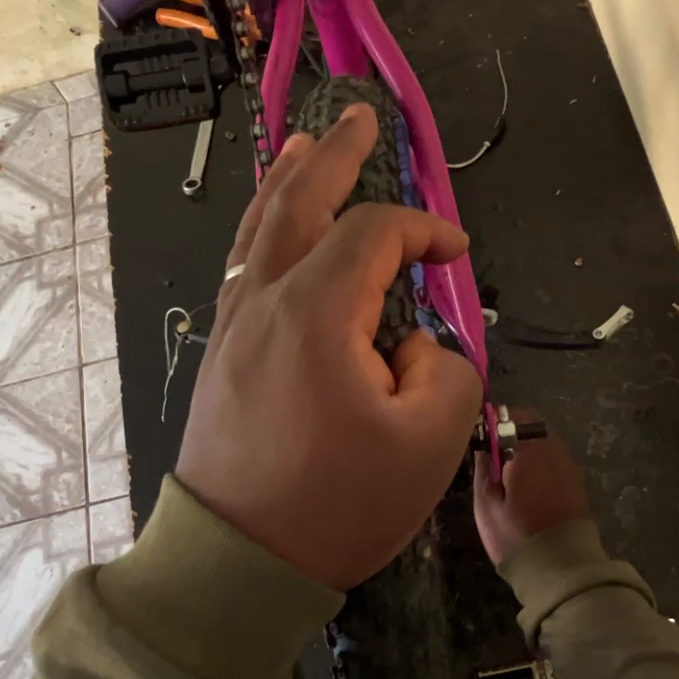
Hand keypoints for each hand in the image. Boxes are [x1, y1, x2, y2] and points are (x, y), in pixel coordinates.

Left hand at [175, 105, 483, 591]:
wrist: (238, 562)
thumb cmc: (337, 505)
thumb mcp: (430, 443)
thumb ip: (445, 370)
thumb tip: (411, 345)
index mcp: (317, 312)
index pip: (374, 234)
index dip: (422, 229)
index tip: (456, 251)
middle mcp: (266, 301)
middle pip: (299, 204)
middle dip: (335, 157)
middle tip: (357, 116)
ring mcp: (234, 325)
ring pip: (258, 231)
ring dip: (286, 183)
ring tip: (301, 145)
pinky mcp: (221, 354)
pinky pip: (241, 269)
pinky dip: (259, 232)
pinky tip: (267, 228)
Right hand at [472, 415, 591, 565]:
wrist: (560, 567)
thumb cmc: (515, 536)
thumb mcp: (487, 505)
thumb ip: (483, 467)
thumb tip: (481, 442)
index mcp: (530, 452)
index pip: (513, 415)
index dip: (494, 421)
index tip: (480, 436)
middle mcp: (554, 451)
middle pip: (533, 423)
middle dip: (511, 430)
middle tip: (493, 453)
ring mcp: (569, 466)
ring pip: (545, 439)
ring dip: (527, 444)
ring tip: (509, 470)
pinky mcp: (576, 482)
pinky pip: (555, 457)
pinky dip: (540, 459)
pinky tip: (527, 483)